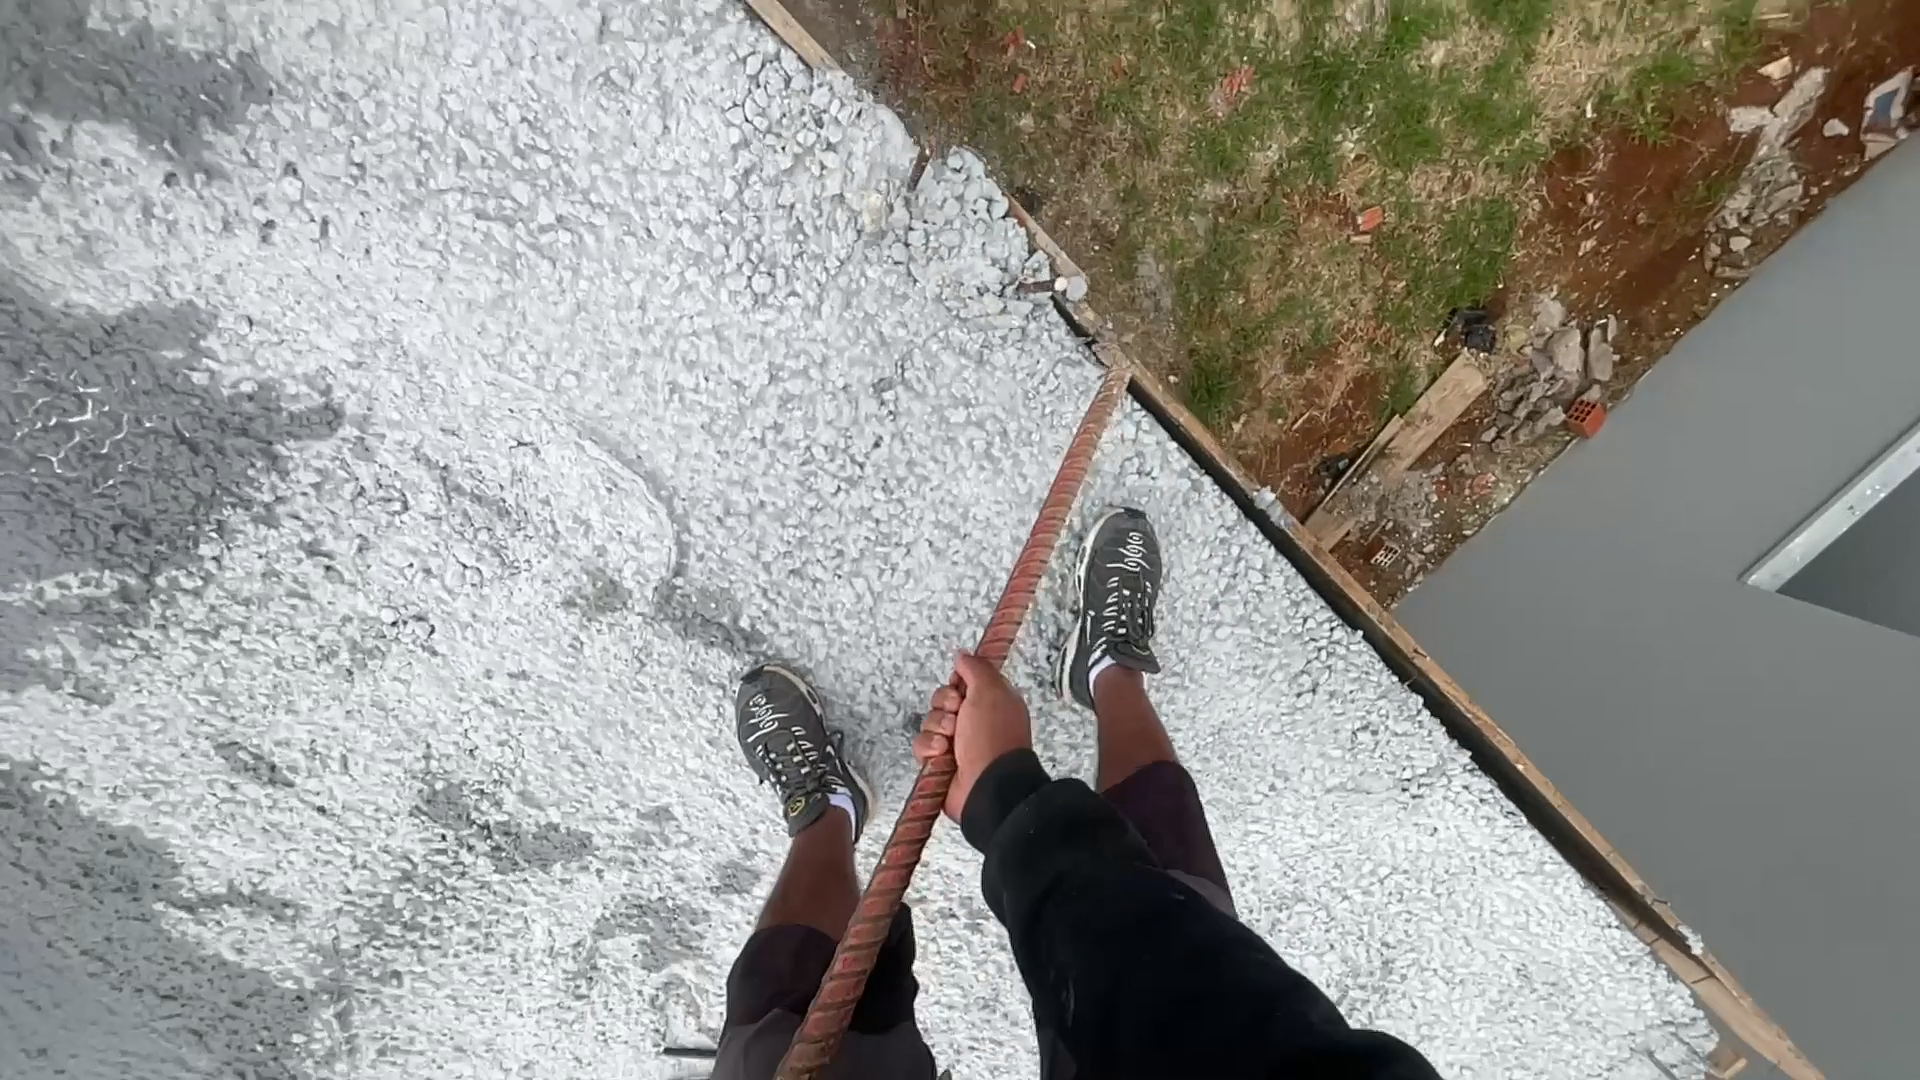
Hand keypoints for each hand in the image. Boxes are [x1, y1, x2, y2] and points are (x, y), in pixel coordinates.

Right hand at [912, 651, 1032, 820]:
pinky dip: (928, 748)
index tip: (961, 690)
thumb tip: (962, 655)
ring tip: (950, 741)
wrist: (986, 785)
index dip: (957, 684)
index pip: (963, 682)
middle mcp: (974, 721)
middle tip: (957, 717)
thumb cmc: (993, 738)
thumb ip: (976, 668)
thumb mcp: (991, 690)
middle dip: (945, 706)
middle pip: (942, 699)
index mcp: (992, 702)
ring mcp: (957, 743)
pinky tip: (941, 755)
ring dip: (937, 728)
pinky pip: (921, 745)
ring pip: (930, 721)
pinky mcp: (940, 763)